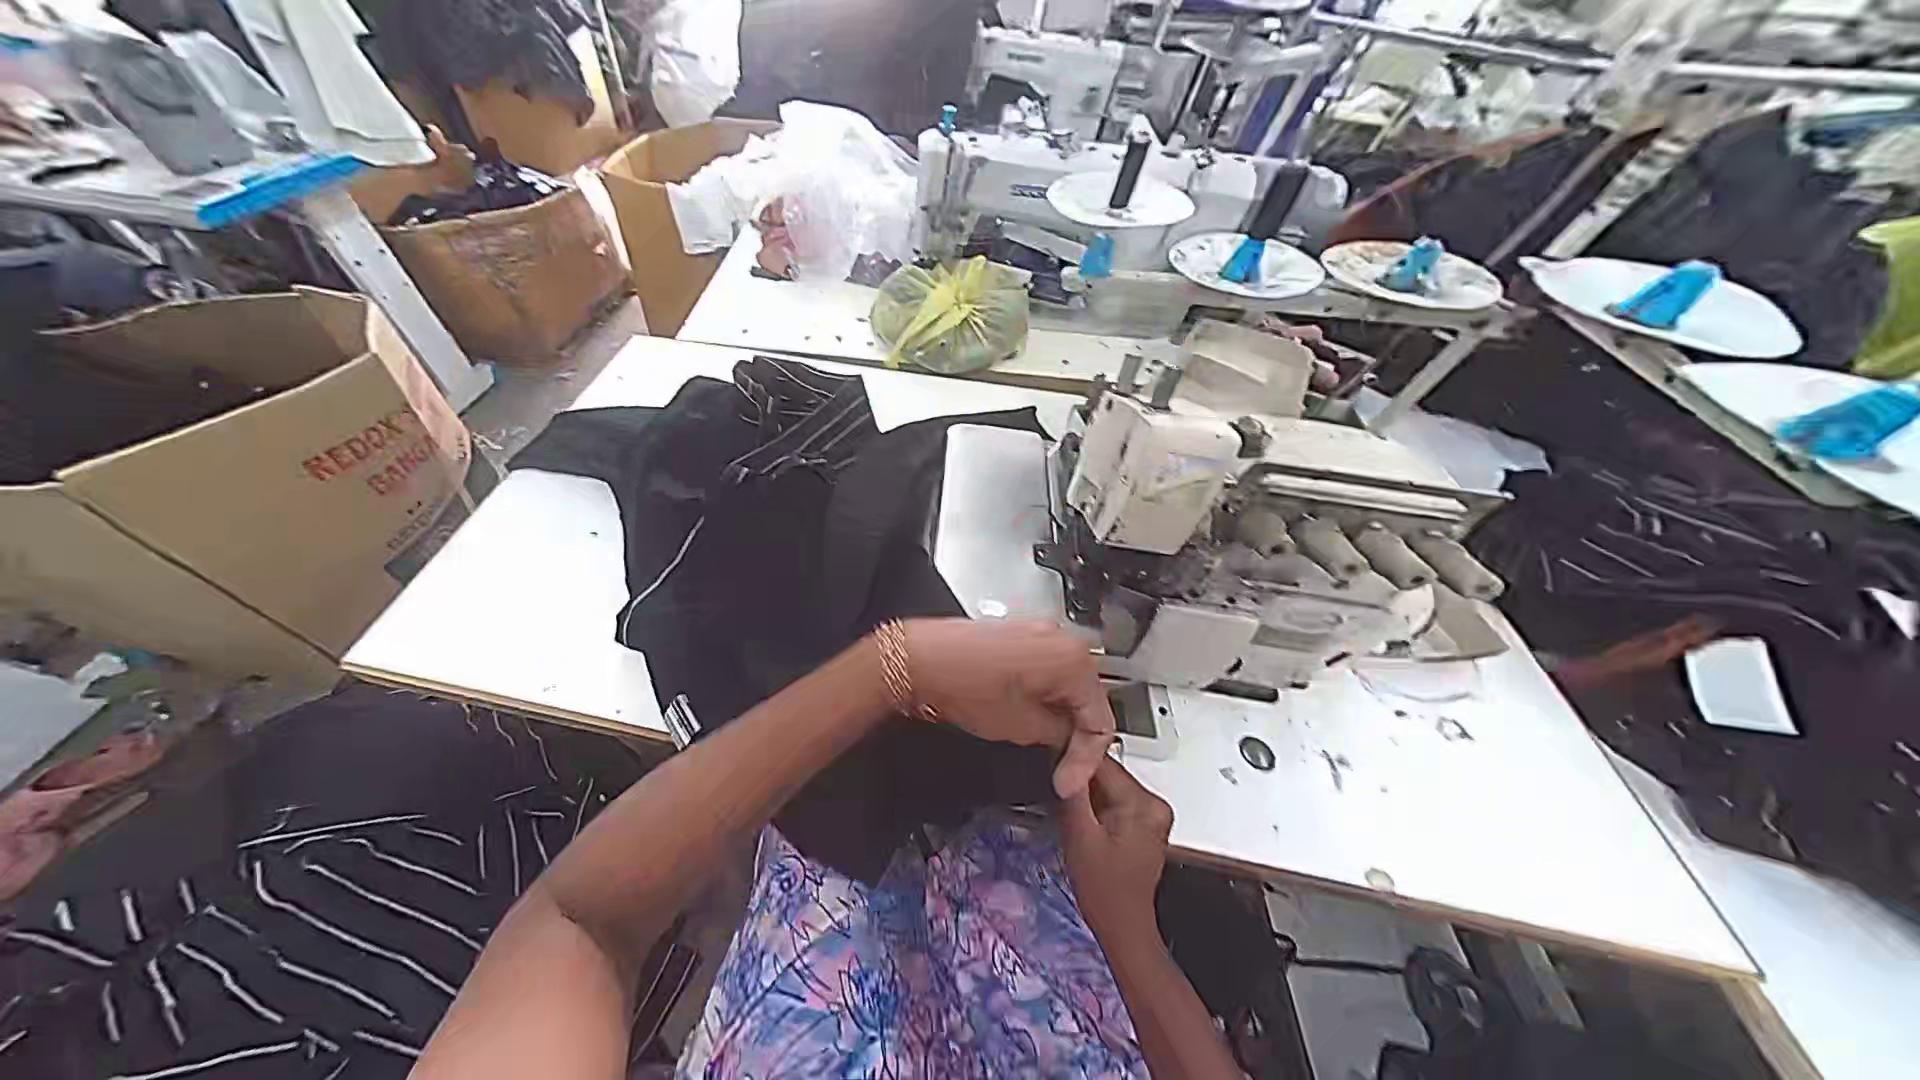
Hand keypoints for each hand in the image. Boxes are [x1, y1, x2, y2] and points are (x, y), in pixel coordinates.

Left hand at [900, 619, 1114, 797]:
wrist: (919, 660)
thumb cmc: (960, 682)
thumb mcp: (1022, 726)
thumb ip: (1058, 736)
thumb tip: (1066, 740)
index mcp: (1073, 658)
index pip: (1101, 719)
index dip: (1086, 760)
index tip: (1069, 780)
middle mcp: (1060, 638)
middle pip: (1085, 698)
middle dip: (1074, 736)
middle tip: (1059, 766)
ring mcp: (1037, 634)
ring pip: (1064, 685)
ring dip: (1056, 716)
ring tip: (1035, 741)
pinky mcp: (1016, 637)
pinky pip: (1043, 671)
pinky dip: (1040, 696)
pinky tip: (1020, 715)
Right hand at [1056, 756, 1172, 937]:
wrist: (1123, 928)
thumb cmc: (1104, 891)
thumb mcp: (1080, 836)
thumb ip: (1071, 793)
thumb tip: (1061, 756)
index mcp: (1145, 804)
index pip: (1103, 763)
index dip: (1072, 761)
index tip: (1049, 763)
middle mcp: (1154, 804)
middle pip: (1107, 774)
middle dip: (1079, 781)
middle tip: (1057, 794)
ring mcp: (1151, 814)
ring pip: (1107, 786)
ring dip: (1085, 793)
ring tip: (1069, 812)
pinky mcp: (1143, 823)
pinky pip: (1113, 800)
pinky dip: (1095, 806)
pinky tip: (1083, 821)